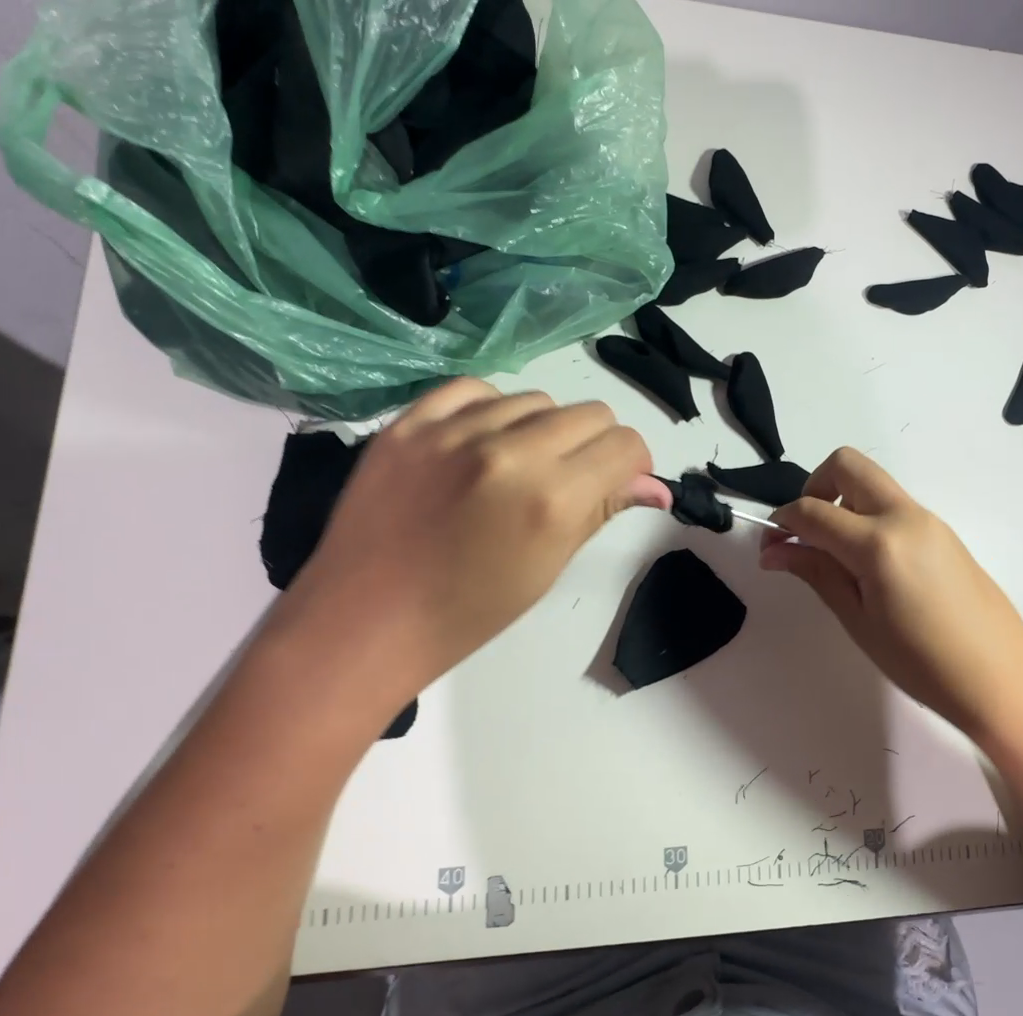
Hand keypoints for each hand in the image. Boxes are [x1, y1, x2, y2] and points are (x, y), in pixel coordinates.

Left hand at [275, 378, 671, 701]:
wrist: (367, 619)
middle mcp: (510, 452)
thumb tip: (656, 487)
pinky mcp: (409, 423)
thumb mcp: (548, 566)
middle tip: (572, 478)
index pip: (625, 446)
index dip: (633, 465)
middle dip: (596, 444)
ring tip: (518, 465)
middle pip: (590, 413)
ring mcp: (454, 431)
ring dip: (543, 428)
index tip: (618, 482)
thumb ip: (601, 511)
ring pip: (535, 398)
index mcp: (552, 499)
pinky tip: (483, 439)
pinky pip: (473, 389)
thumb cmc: (469, 611)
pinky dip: (491, 409)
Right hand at [760, 448, 1022, 729]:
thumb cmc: (921, 662)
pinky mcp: (943, 533)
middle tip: (804, 533)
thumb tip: (776, 549)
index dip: (781, 523)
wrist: (999, 677)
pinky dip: (868, 517)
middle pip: (847, 465)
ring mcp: (929, 521)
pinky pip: (894, 507)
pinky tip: (867, 566)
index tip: (768, 547)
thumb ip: (817, 573)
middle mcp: (904, 516)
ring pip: (873, 484)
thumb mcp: (859, 621)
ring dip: (843, 502)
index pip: (813, 511)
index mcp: (878, 542)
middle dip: (814, 487)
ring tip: (833, 557)